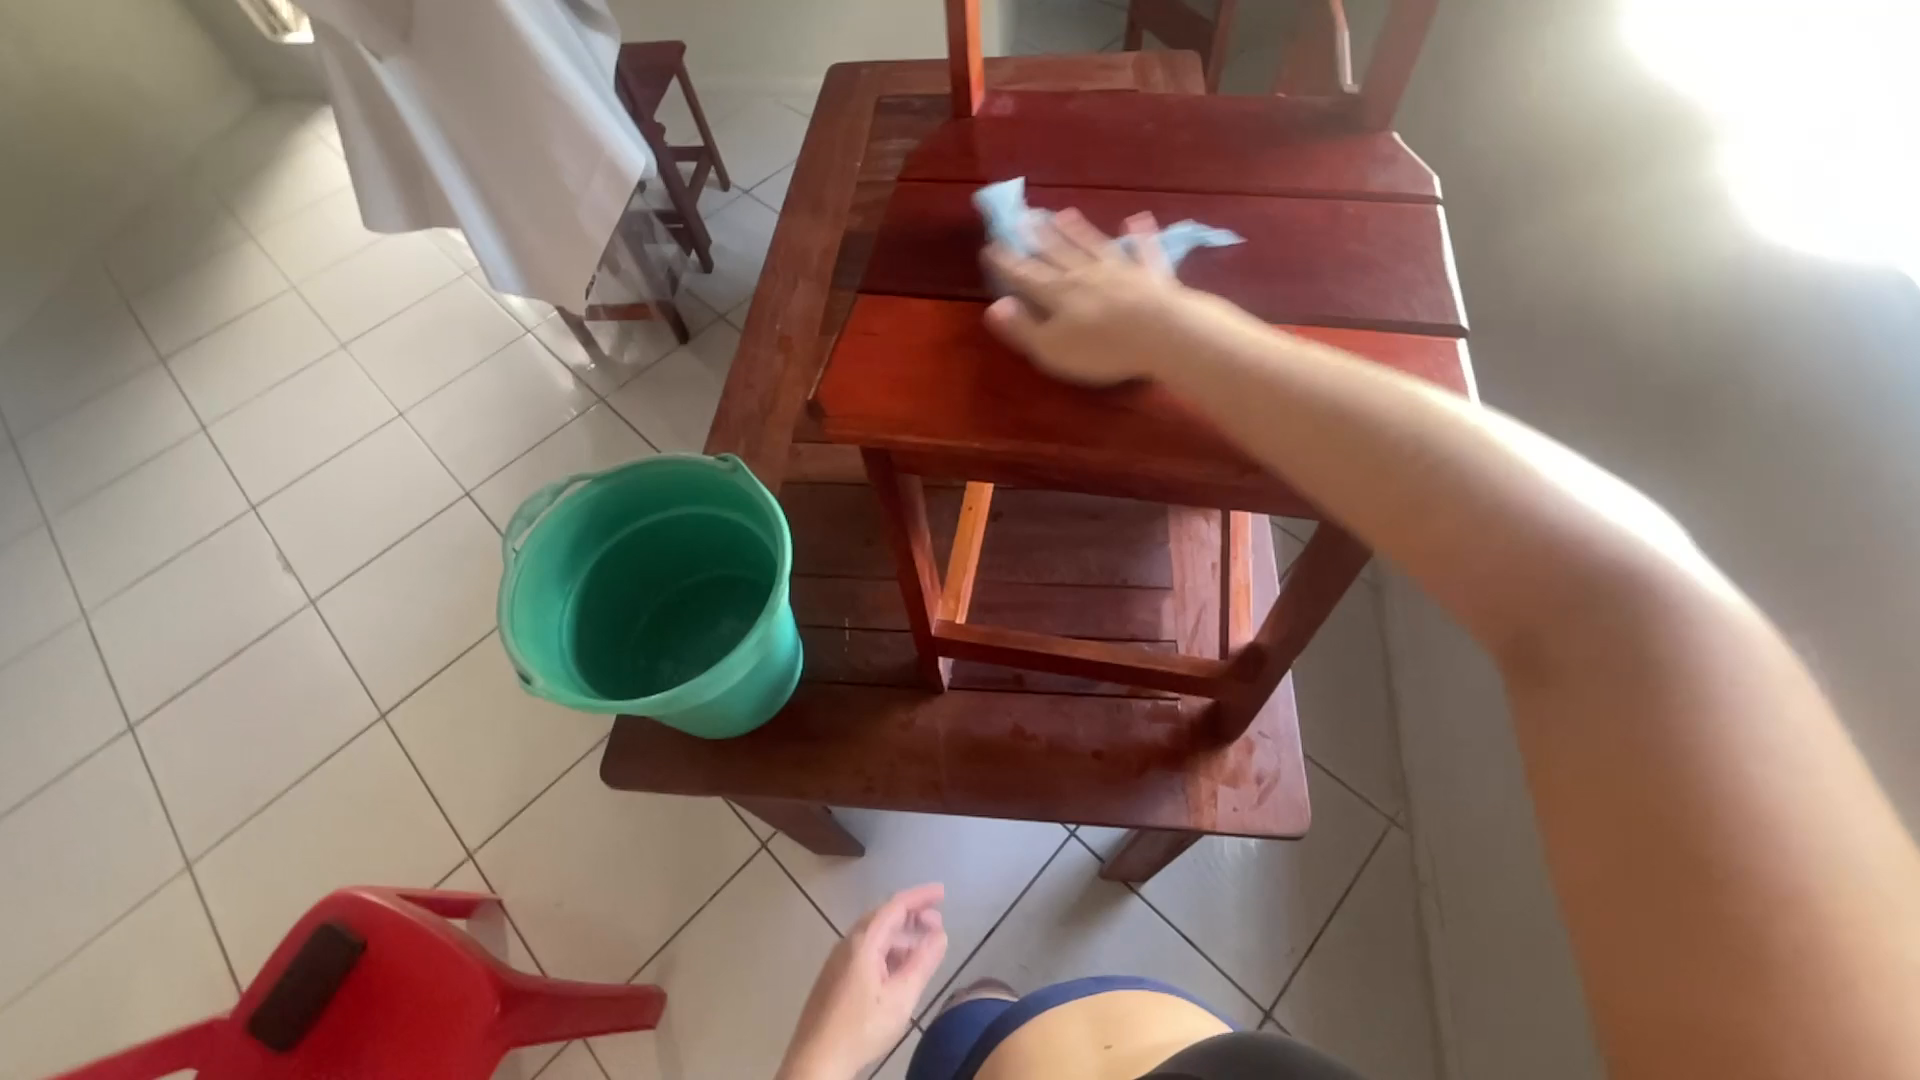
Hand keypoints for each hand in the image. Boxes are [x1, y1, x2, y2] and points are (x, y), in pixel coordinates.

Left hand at [778, 883, 948, 1079]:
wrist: (815, 1062)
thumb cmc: (861, 1027)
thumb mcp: (901, 996)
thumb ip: (922, 962)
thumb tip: (939, 935)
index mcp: (864, 942)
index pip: (896, 906)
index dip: (920, 897)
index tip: (942, 892)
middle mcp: (848, 943)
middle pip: (883, 917)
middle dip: (912, 916)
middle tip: (937, 924)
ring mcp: (838, 961)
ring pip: (874, 937)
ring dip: (901, 936)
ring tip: (923, 950)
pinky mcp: (834, 979)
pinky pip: (866, 952)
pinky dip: (888, 951)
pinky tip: (898, 971)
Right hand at [982, 209, 1217, 386]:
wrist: (1162, 333)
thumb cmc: (1101, 349)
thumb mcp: (1051, 348)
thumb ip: (1022, 327)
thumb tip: (993, 306)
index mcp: (1058, 293)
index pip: (1026, 275)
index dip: (1007, 263)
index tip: (990, 247)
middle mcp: (1085, 273)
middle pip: (1058, 253)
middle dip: (1038, 238)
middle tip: (1024, 218)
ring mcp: (1120, 269)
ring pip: (1093, 245)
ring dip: (1078, 230)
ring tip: (1064, 214)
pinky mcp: (1151, 274)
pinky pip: (1143, 250)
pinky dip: (1139, 235)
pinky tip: (1137, 220)